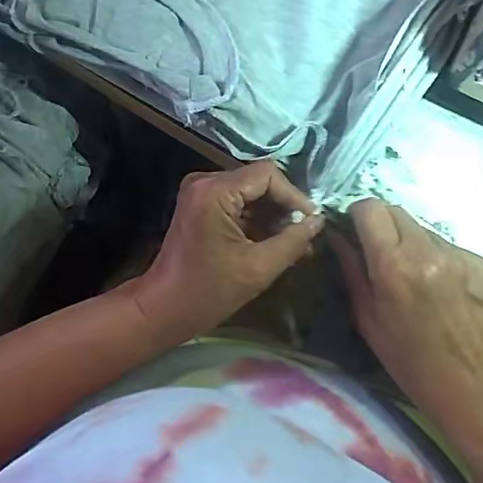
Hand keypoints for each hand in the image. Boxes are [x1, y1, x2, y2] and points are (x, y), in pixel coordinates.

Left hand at [128, 163, 325, 342]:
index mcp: (215, 191)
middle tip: (307, 235)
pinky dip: (256, 220)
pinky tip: (275, 242)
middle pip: (258, 181)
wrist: (164, 307)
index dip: (294, 196)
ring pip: (249, 192)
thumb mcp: (259, 267)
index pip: (267, 175)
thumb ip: (293, 241)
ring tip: (297, 243)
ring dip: (272, 215)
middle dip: (284, 207)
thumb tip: (318, 221)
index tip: (313, 222)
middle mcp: (205, 181)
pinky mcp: (199, 204)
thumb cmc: (208, 291)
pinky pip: (236, 202)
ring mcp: (199, 192)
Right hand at [334, 198, 482, 438]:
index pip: (370, 207)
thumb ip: (351, 270)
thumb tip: (336, 236)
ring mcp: (460, 255)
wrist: (480, 391)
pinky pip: (448, 248)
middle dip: (382, 225)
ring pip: (422, 229)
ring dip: (410, 243)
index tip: (354, 232)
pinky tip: (442, 293)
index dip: (357, 215)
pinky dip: (437, 260)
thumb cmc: (412, 363)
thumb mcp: (368, 319)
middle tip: (379, 254)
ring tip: (413, 280)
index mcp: (394, 264)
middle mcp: (428, 250)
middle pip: (396, 211)